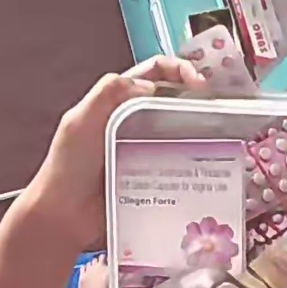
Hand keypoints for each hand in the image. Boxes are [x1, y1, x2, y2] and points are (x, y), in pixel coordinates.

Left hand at [0, 56, 203, 287]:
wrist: (64, 217)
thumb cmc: (67, 166)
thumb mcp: (81, 121)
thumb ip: (108, 93)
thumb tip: (151, 85)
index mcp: (119, 100)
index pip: (157, 72)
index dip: (181, 70)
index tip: (200, 84)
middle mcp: (138, 120)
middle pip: (176, 99)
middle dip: (201, 99)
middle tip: (219, 111)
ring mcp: (149, 148)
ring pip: (184, 130)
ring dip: (203, 129)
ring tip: (223, 137)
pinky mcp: (156, 174)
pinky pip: (182, 161)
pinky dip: (198, 159)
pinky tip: (211, 164)